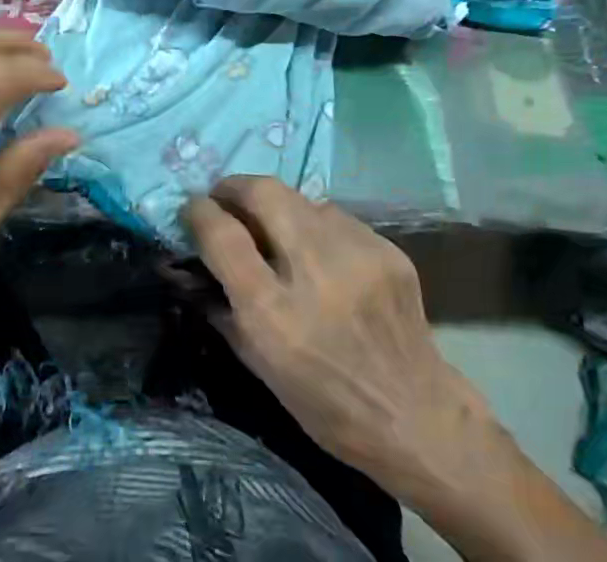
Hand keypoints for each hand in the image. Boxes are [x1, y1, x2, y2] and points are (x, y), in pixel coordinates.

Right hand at [186, 178, 606, 561]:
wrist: (418, 418)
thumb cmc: (323, 401)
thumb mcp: (255, 361)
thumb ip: (219, 303)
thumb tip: (188, 264)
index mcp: (272, 310)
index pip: (222, 233)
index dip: (199, 211)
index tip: (191, 208)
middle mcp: (315, 271)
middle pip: (263, 192)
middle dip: (234, 188)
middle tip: (225, 200)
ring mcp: (358, 255)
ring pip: (299, 197)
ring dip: (273, 205)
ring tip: (270, 227)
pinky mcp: (388, 251)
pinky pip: (333, 216)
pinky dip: (312, 223)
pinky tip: (315, 250)